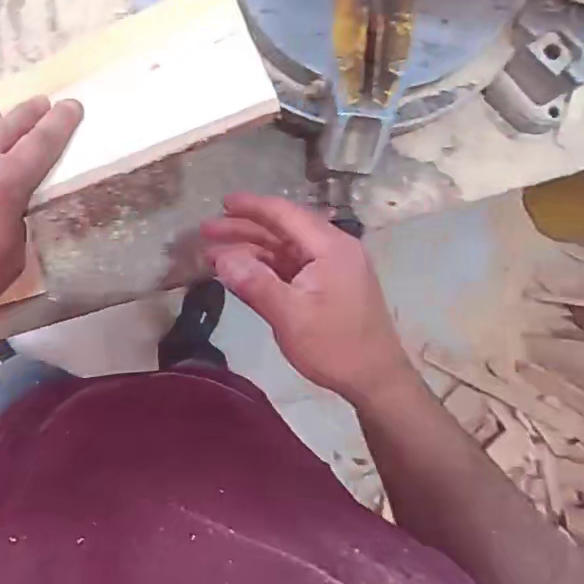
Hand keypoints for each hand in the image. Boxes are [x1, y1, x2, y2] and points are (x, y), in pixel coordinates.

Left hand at [0, 97, 81, 358]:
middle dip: (29, 113)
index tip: (72, 104)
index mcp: (6, 183)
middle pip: (7, 127)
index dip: (61, 122)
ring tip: (6, 122)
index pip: (42, 143)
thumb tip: (11, 211)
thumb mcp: (12, 256)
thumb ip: (18, 223)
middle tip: (43, 102)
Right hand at [200, 194, 417, 405]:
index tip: (221, 203)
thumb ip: (255, 283)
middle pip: (283, 229)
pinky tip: (242, 272)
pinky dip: (267, 267)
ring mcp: (333, 267)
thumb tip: (221, 257)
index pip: (285, 214)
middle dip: (245, 228)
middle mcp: (334, 249)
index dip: (251, 207)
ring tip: (214, 254)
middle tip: (207, 232)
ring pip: (286, 249)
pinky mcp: (330, 285)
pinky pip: (293, 266)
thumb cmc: (335, 346)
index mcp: (330, 247)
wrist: (376, 379)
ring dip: (252, 250)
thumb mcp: (290, 316)